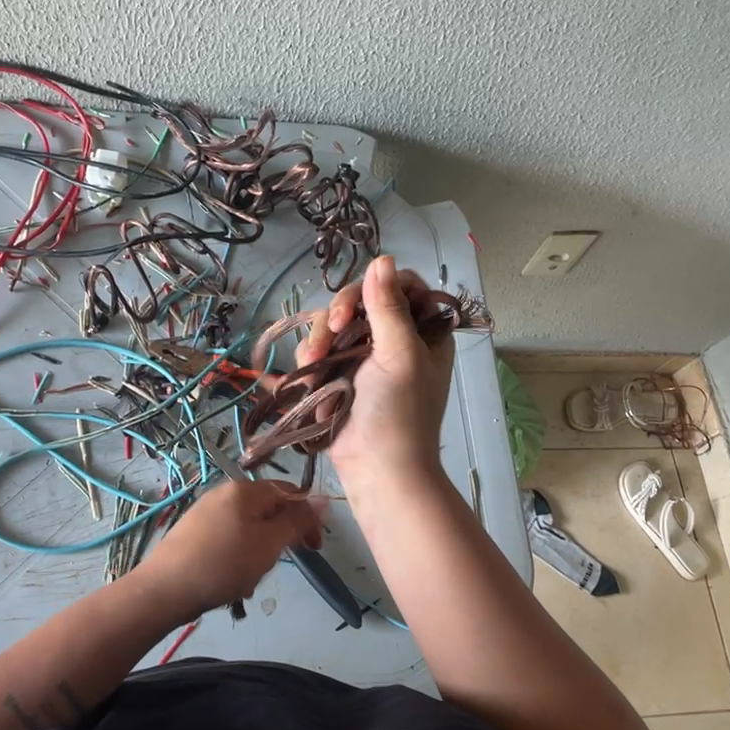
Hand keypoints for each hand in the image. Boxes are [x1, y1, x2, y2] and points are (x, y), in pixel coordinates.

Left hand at [136, 479, 324, 617]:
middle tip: (275, 566)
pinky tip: (232, 582)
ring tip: (250, 580)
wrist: (164, 589)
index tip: (314, 549)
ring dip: (258, 554)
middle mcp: (224, 494)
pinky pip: (229, 541)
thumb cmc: (223, 564)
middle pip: (268, 511)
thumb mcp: (268, 544)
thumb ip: (297, 521)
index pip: (290, 493)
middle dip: (279, 540)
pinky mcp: (193, 533)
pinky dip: (238, 559)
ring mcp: (206, 513)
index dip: (308, 518)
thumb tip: (323, 499)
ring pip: (249, 530)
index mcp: (244, 490)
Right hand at [296, 255, 454, 492]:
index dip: (378, 286)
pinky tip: (306, 373)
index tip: (361, 301)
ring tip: (312, 363)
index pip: (402, 287)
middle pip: (360, 301)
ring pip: (333, 325)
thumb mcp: (401, 355)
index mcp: (423, 332)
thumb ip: (388, 307)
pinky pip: (318, 351)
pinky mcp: (336, 376)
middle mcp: (394, 340)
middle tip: (331, 332)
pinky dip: (309, 359)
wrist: (376, 469)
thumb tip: (382, 260)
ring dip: (319, 338)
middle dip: (338, 315)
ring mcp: (363, 359)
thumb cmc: (400, 413)